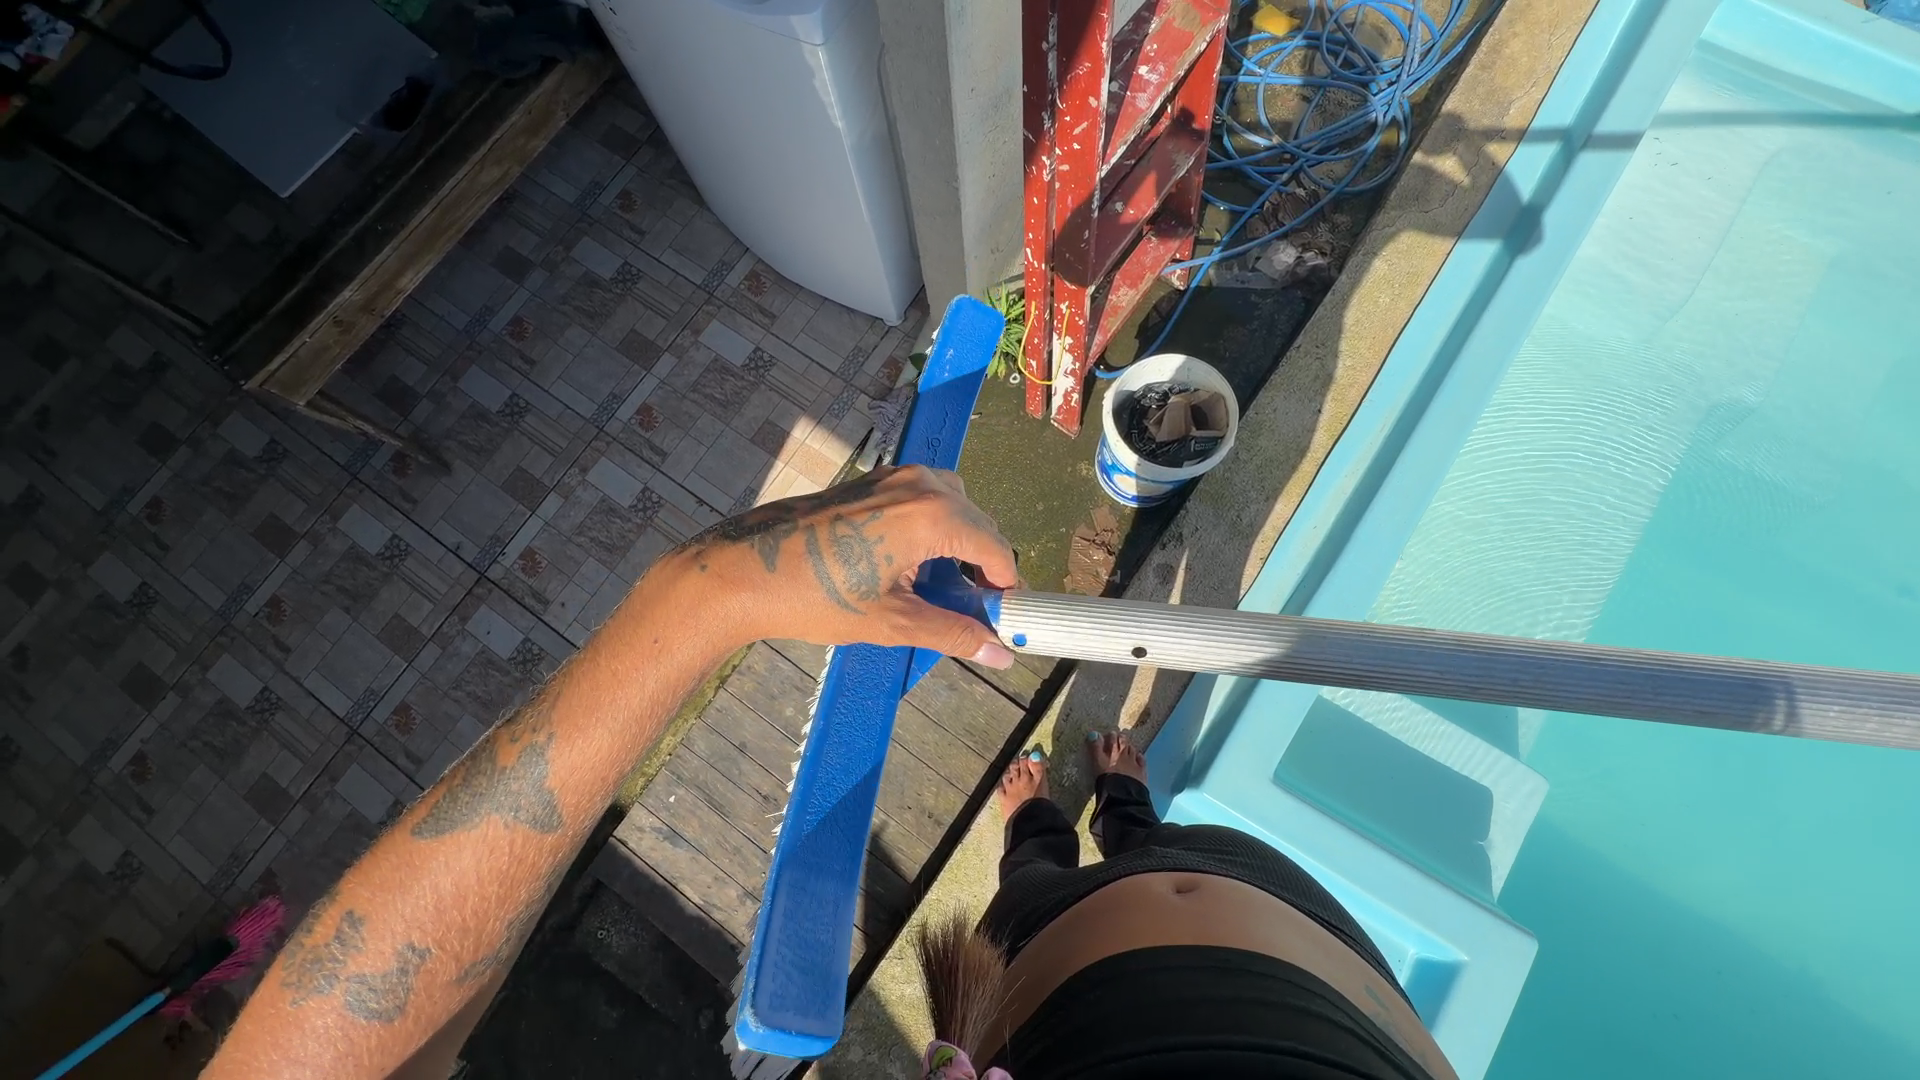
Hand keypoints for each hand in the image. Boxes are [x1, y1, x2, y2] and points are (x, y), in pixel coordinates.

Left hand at [670, 466, 1018, 666]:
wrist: (744, 570)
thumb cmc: (816, 598)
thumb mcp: (892, 622)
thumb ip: (954, 633)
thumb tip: (1002, 654)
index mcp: (932, 515)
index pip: (995, 547)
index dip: (1007, 585)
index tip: (1005, 615)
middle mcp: (920, 483)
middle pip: (978, 521)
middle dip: (984, 563)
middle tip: (975, 607)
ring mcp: (893, 475)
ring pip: (953, 504)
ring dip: (960, 540)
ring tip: (944, 586)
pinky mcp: (872, 478)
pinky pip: (924, 495)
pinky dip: (934, 524)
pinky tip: (912, 561)